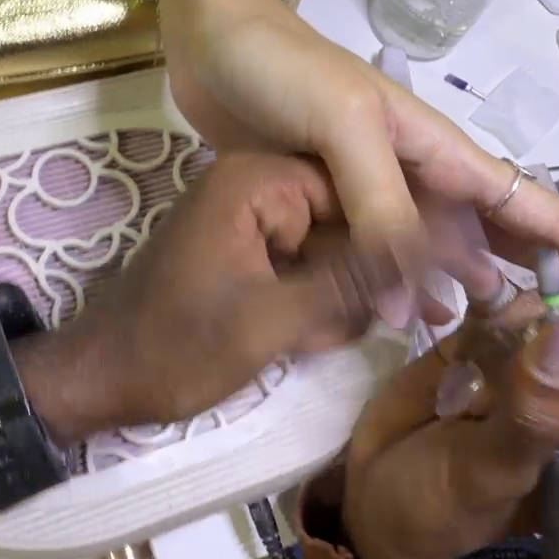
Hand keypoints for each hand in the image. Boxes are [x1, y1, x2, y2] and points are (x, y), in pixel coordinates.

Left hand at [11, 153, 422, 440]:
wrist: (98, 378)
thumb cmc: (175, 346)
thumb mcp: (271, 318)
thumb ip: (355, 281)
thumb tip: (441, 253)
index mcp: (262, 180)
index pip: (368, 192)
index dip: (415, 242)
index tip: (460, 290)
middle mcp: (259, 186)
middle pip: (353, 221)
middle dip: (374, 279)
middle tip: (391, 324)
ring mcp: (248, 221)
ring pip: (332, 251)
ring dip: (345, 298)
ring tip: (329, 338)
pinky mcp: (242, 252)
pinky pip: (302, 266)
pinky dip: (315, 302)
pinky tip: (309, 339)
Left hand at [159, 0, 558, 297]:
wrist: (215, 45)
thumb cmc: (283, 74)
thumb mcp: (345, 133)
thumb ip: (383, 212)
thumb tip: (417, 305)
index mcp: (433, 150)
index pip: (528, 201)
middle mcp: (412, 176)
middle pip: (492, 231)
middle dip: (536, 274)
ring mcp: (369, 192)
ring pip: (435, 250)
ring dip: (465, 288)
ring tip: (488, 339)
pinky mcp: (326, 204)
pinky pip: (377, 254)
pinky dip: (397, 285)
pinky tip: (400, 315)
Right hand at [334, 295, 558, 558]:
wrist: (370, 493)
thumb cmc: (439, 503)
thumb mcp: (488, 471)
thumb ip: (535, 413)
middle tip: (507, 354)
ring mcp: (535, 365)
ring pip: (555, 305)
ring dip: (514, 317)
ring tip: (471, 358)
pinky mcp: (489, 341)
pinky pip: (505, 300)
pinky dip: (484, 303)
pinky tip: (456, 338)